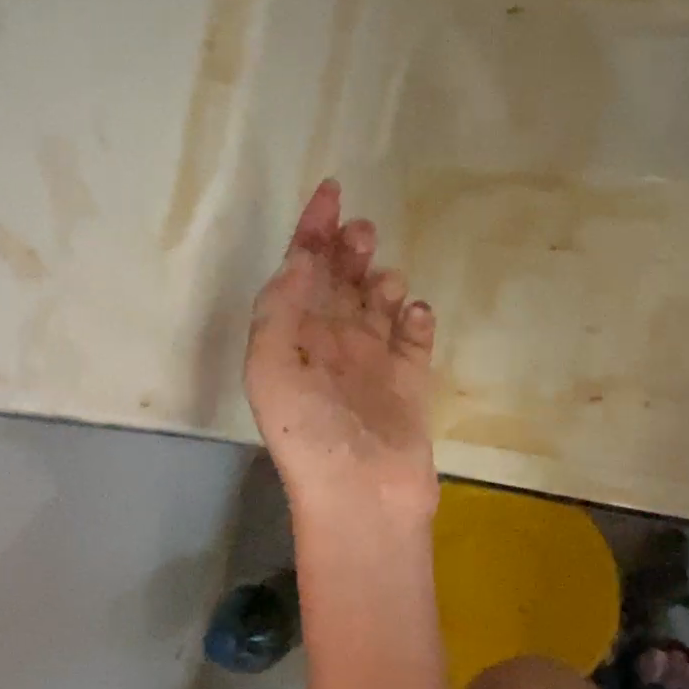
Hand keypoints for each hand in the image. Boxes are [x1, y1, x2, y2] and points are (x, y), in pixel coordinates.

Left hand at [245, 180, 438, 517]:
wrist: (362, 497)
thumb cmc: (309, 434)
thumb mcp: (271, 367)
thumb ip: (281, 307)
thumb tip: (301, 257)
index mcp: (291, 340)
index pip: (299, 272)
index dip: (311, 231)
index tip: (331, 191)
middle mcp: (329, 345)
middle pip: (340, 281)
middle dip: (349, 249)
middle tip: (363, 235)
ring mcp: (372, 362)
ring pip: (379, 302)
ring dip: (383, 280)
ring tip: (386, 284)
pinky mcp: (410, 380)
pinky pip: (415, 334)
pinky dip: (416, 317)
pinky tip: (414, 316)